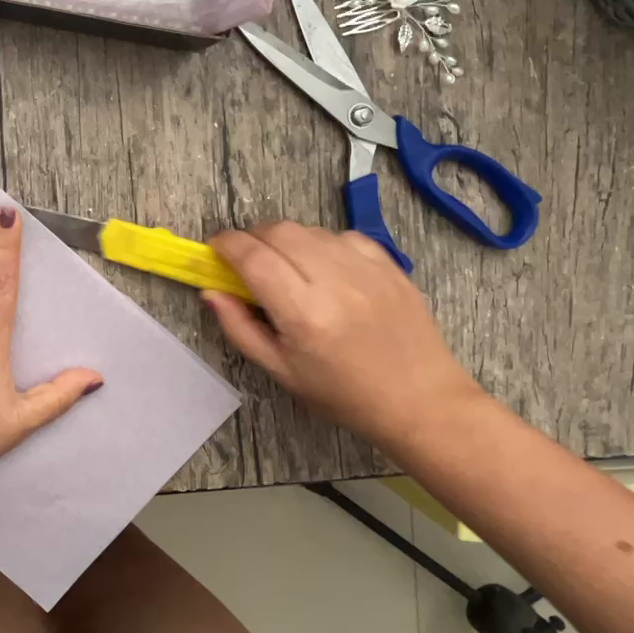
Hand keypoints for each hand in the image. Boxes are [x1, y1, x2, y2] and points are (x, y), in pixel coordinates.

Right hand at [201, 222, 486, 447]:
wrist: (423, 402)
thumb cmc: (344, 394)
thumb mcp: (280, 371)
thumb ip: (239, 328)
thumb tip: (211, 291)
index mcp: (304, 314)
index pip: (253, 257)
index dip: (226, 245)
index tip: (215, 248)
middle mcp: (335, 282)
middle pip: (279, 232)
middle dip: (253, 237)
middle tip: (246, 259)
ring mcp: (367, 270)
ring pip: (310, 230)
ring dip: (286, 239)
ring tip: (286, 266)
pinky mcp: (390, 266)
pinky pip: (343, 236)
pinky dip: (322, 243)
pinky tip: (323, 268)